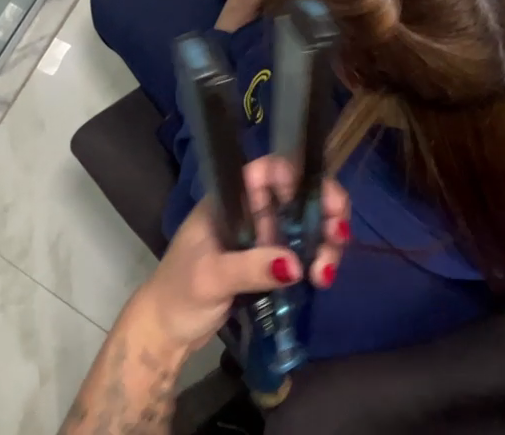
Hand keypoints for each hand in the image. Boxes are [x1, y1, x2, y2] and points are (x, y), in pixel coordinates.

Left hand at [129, 154, 349, 353]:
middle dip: (325, 211)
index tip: (321, 201)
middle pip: (298, 194)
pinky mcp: (271, 263)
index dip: (299, 176)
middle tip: (337, 238)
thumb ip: (250, 267)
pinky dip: (318, 261)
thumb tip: (295, 264)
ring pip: (306, 224)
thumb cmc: (179, 293)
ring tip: (326, 274)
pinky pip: (303, 252)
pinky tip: (322, 280)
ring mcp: (263, 236)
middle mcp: (251, 211)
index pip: (270, 170)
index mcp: (231, 198)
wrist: (166, 333)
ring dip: (325, 242)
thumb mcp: (210, 277)